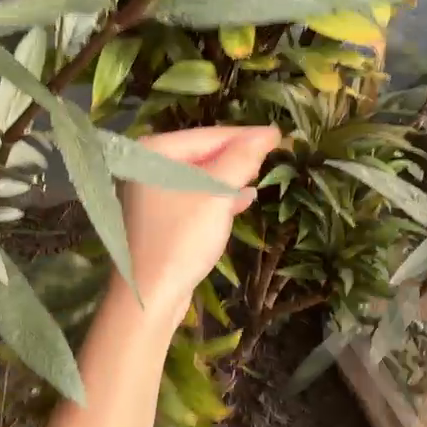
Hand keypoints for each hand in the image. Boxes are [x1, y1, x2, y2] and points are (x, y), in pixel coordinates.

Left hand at [117, 126, 282, 311]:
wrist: (150, 294)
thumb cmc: (181, 237)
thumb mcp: (215, 194)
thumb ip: (241, 160)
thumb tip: (268, 132)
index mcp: (154, 152)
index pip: (207, 135)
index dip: (245, 136)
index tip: (279, 135)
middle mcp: (146, 165)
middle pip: (201, 153)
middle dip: (237, 156)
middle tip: (274, 153)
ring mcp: (150, 192)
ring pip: (198, 176)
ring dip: (229, 177)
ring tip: (261, 174)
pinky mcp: (158, 216)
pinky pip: (193, 196)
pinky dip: (216, 197)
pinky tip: (241, 199)